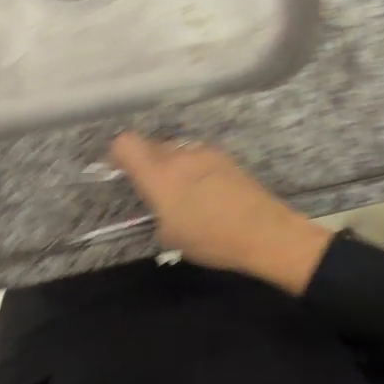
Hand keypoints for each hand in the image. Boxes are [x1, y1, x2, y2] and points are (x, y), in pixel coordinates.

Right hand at [108, 133, 332, 294]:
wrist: (265, 233)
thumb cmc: (212, 239)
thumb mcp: (171, 237)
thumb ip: (158, 212)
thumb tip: (163, 204)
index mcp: (159, 175)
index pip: (126, 143)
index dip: (118, 154)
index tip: (121, 171)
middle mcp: (180, 155)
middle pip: (152, 145)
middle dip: (147, 163)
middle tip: (154, 190)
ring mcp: (206, 152)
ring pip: (177, 151)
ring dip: (173, 166)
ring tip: (186, 196)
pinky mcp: (226, 157)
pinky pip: (199, 157)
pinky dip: (195, 170)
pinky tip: (208, 194)